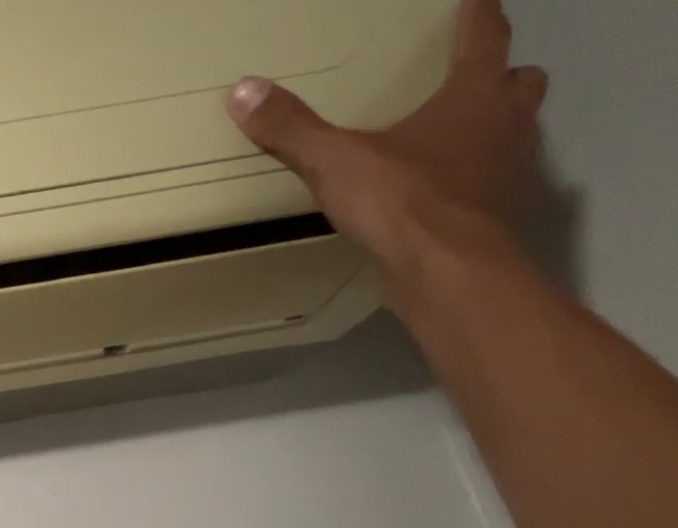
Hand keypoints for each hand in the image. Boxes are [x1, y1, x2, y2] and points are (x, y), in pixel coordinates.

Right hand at [225, 0, 548, 288]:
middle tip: (465, 82)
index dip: (478, 13)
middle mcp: (505, 121)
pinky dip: (471, 180)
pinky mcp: (495, 212)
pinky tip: (438, 195)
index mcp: (474, 94)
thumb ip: (292, 128)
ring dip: (490, 128)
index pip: (486, 35)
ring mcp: (508, 169)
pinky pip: (489, 181)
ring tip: (448, 140)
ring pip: (512, 130)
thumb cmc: (402, 201)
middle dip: (495, 77)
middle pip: (516, 81)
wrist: (445, 270)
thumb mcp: (335, 161)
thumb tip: (243, 89)